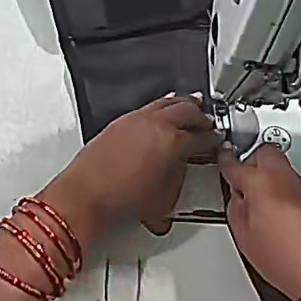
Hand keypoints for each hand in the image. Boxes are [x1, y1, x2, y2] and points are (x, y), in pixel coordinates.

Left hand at [43, 95, 218, 238]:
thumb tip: (180, 167)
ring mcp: (135, 119)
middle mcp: (154, 125)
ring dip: (182, 103)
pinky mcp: (120, 121)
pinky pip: (148, 106)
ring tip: (191, 104)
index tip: (214, 140)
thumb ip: (178, 175)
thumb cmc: (119, 198)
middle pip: (187, 110)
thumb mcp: (164, 197)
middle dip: (201, 116)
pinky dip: (161, 106)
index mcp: (172, 142)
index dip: (211, 139)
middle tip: (207, 122)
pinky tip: (161, 111)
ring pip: (167, 102)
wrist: (86, 195)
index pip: (201, 136)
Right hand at [218, 145, 300, 298]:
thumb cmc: (289, 260)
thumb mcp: (243, 236)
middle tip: (241, 174)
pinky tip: (274, 207)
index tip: (223, 158)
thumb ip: (235, 208)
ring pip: (279, 164)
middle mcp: (282, 178)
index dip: (225, 160)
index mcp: (259, 182)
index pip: (234, 163)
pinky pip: (291, 181)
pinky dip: (280, 187)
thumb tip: (237, 198)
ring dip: (267, 173)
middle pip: (263, 151)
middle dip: (250, 158)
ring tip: (257, 196)